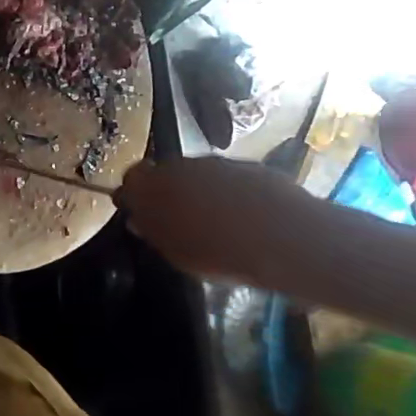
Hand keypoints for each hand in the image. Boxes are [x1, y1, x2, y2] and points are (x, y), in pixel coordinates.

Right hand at [115, 157, 314, 283]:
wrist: (282, 235)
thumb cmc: (218, 252)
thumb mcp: (177, 252)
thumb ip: (153, 231)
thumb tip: (138, 219)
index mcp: (155, 184)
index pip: (132, 178)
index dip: (135, 195)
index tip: (140, 214)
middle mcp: (183, 164)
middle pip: (166, 172)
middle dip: (167, 191)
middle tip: (175, 220)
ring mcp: (217, 162)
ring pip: (197, 173)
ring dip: (198, 191)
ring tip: (211, 222)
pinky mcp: (247, 165)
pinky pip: (226, 178)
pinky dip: (226, 193)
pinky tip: (239, 217)